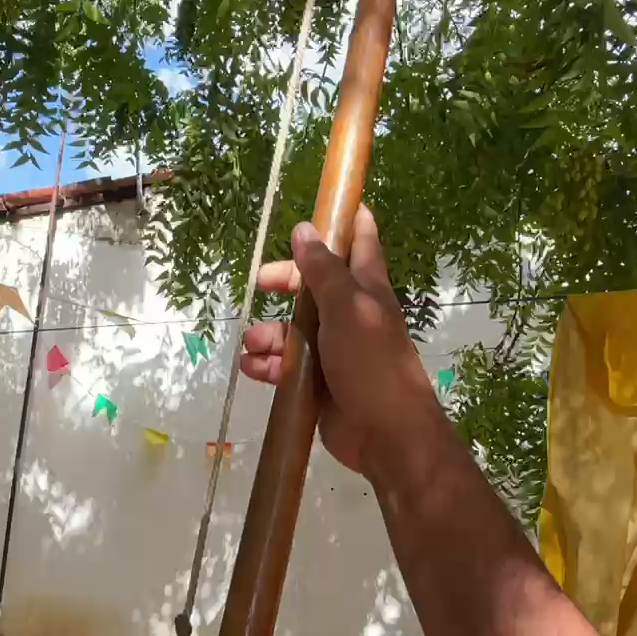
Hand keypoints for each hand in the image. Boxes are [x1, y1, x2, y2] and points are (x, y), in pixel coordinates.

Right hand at [241, 206, 443, 476]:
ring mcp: (333, 351)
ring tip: (252, 345)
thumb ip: (323, 270)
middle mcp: (350, 316)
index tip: (327, 202)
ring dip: (269, 334)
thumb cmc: (371, 362)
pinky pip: (286, 367)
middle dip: (286, 282)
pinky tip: (253, 369)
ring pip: (293, 330)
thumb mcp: (347, 307)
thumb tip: (304, 228)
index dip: (346, 220)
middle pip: (313, 286)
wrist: (384, 433)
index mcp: (366, 290)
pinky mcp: (318, 383)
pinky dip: (268, 365)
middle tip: (261, 282)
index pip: (360, 243)